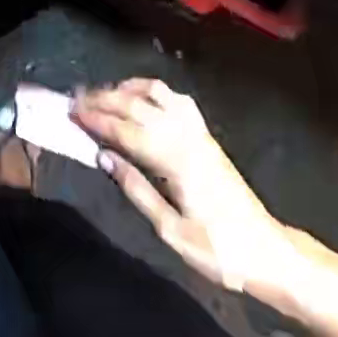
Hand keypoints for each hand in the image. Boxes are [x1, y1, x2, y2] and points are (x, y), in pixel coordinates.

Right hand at [72, 78, 288, 291]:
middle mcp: (186, 135)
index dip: (98, 119)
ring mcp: (198, 130)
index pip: (127, 130)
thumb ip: (137, 190)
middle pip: (139, 105)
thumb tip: (104, 157)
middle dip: (105, 99)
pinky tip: (140, 94)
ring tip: (102, 93)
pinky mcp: (205, 133)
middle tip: (77, 98)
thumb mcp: (171, 231)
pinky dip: (153, 89)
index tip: (72, 112)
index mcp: (176, 160)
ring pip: (158, 94)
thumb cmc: (217, 248)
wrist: (265, 248)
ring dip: (127, 89)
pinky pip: (176, 98)